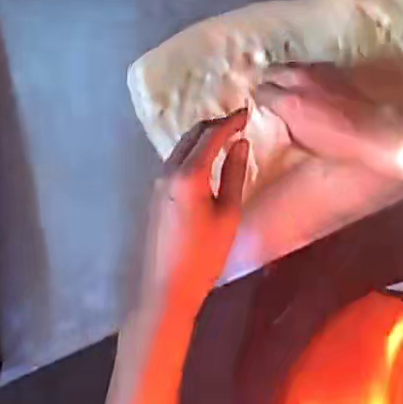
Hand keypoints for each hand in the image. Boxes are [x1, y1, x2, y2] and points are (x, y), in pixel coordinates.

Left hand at [138, 109, 251, 309]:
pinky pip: (176, 157)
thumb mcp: (228, 214)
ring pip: (182, 144)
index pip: (211, 135)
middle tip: (238, 122)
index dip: (231, 121)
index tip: (247, 112)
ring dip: (203, 136)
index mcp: (188, 174)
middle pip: (193, 133)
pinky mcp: (155, 192)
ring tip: (226, 137)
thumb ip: (234, 173)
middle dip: (216, 124)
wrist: (164, 291)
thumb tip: (240, 143)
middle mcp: (169, 170)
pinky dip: (193, 149)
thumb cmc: (203, 255)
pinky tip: (206, 158)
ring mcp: (158, 180)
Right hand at [255, 64, 402, 171]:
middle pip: (272, 71)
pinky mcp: (332, 68)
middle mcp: (299, 79)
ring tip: (290, 86)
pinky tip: (311, 84)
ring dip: (287, 74)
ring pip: (291, 65)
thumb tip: (280, 118)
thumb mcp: (304, 140)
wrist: (373, 128)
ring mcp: (316, 70)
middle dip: (269, 81)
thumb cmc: (338, 144)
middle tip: (272, 92)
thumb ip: (287, 124)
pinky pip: (310, 66)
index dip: (261, 99)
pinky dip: (305, 73)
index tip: (264, 105)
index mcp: (289, 101)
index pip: (262, 91)